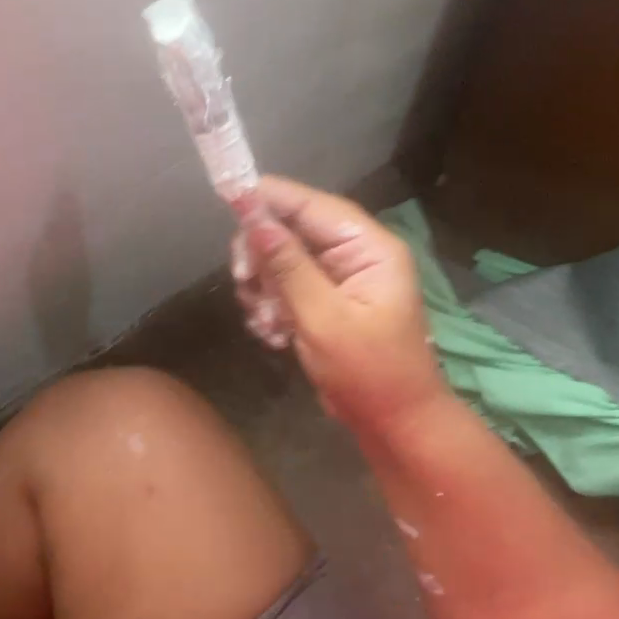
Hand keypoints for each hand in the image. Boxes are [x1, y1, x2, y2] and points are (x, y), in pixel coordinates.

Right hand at [230, 176, 447, 430]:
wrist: (392, 420)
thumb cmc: (368, 370)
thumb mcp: (322, 317)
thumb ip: (287, 265)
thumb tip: (253, 217)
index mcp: (368, 248)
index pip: (311, 205)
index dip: (268, 198)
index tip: (226, 198)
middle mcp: (354, 254)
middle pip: (289, 230)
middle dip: (261, 258)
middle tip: (244, 285)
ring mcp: (339, 278)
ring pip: (279, 261)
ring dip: (262, 290)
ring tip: (266, 325)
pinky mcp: (324, 300)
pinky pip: (282, 287)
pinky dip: (269, 307)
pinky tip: (273, 335)